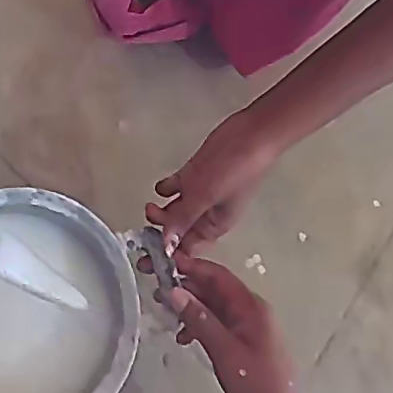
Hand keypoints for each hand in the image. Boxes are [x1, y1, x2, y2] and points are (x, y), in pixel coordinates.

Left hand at [147, 111, 282, 252]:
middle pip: (180, 229)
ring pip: (177, 209)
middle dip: (161, 232)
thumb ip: (183, 219)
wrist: (250, 134)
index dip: (168, 254)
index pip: (188, 247)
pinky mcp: (195, 173)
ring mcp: (200, 192)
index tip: (147, 258)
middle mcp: (207, 213)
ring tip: (149, 206)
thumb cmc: (232, 170)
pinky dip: (167, 190)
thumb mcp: (204, 197)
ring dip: (162, 211)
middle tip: (142, 231)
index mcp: (215, 225)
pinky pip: (177, 187)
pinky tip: (158, 188)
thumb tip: (166, 247)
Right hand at [166, 256, 309, 392]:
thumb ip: (198, 318)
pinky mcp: (243, 342)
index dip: (191, 267)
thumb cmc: (255, 385)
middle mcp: (251, 310)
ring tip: (166, 314)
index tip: (164, 264)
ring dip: (191, 308)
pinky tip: (184, 337)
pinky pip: (217, 323)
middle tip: (157, 290)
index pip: (218, 275)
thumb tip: (173, 291)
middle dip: (186, 287)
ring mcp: (247, 326)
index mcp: (251, 306)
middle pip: (214, 289)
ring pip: (213, 306)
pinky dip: (199, 325)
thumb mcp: (223, 350)